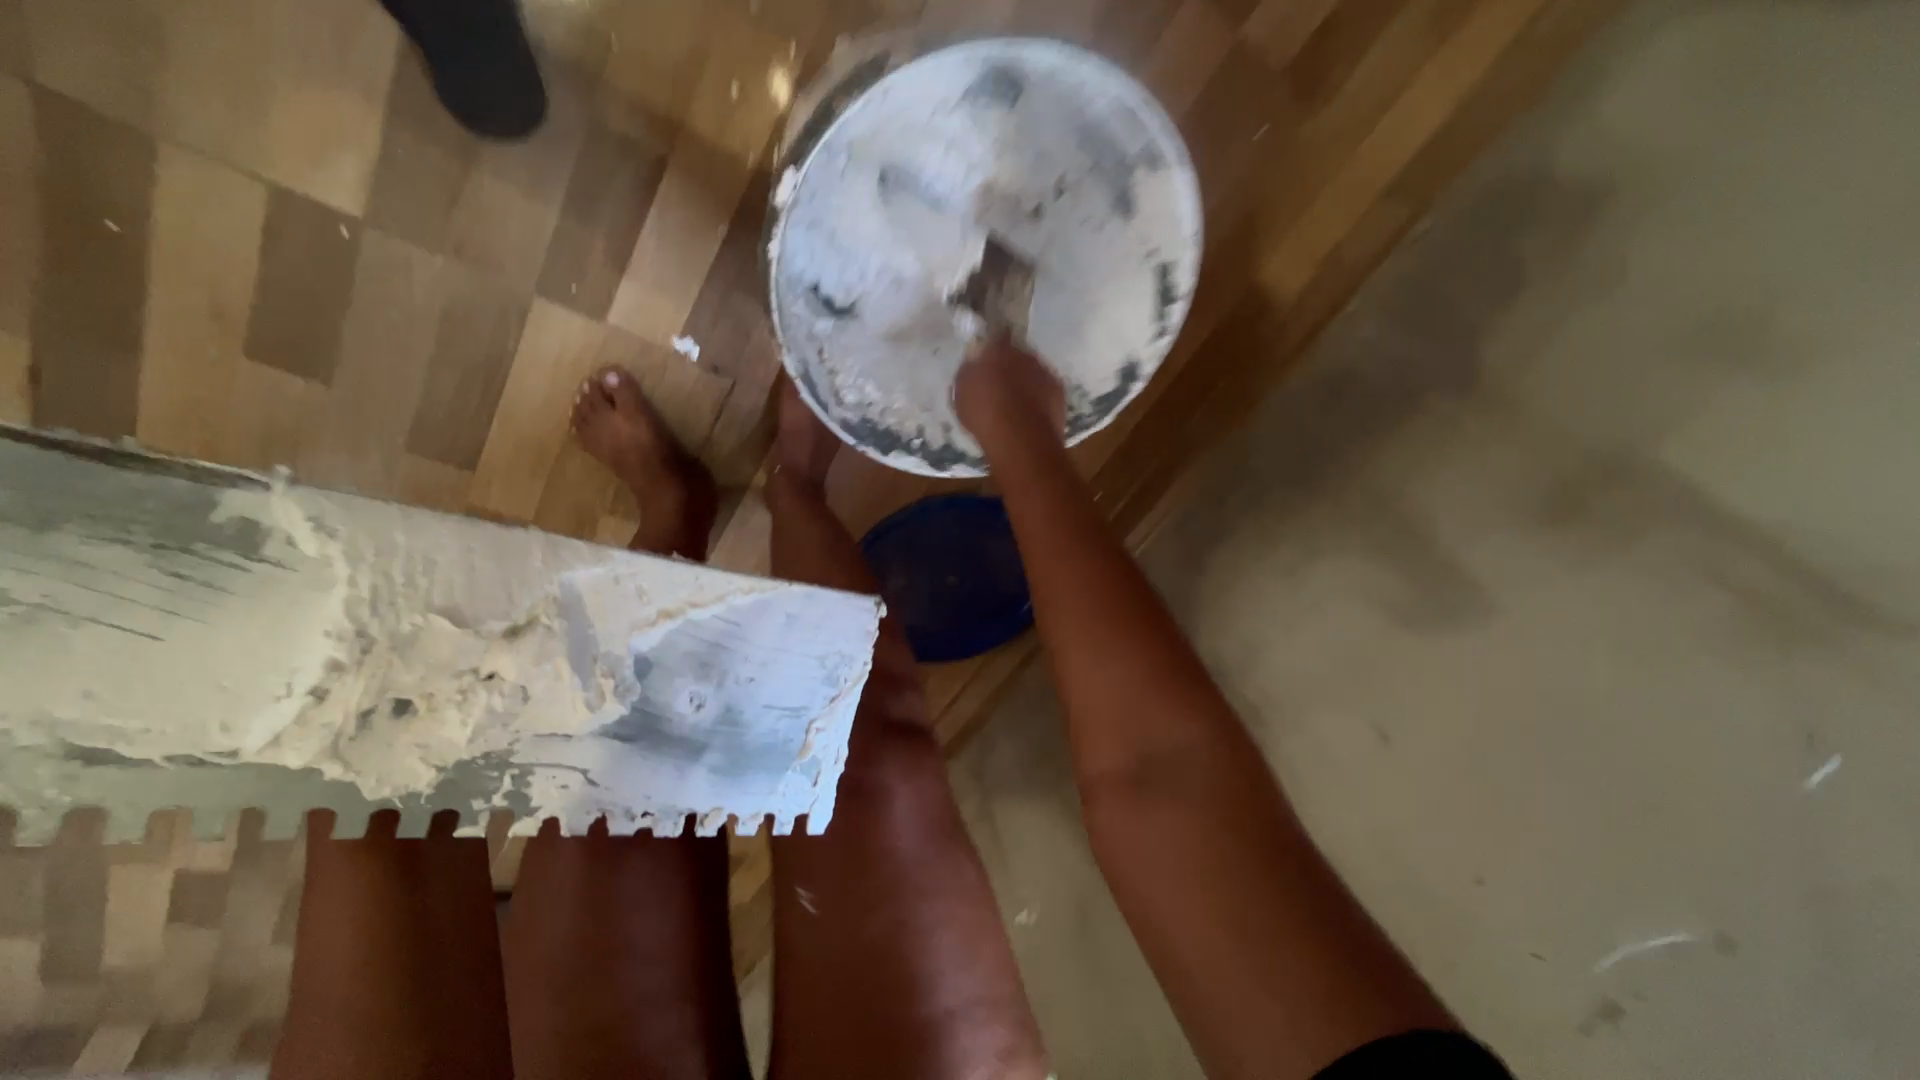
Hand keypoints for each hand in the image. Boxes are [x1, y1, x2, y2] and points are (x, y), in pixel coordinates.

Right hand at [953, 333, 1066, 449]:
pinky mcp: (1060, 392)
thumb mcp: (962, 391)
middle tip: (1000, 383)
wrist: (1020, 440)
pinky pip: (1046, 389)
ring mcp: (1046, 372)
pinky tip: (1031, 413)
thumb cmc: (984, 414)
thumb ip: (969, 370)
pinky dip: (1040, 396)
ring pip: (1034, 371)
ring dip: (1027, 381)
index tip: (988, 353)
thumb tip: (975, 361)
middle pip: (1018, 354)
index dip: (993, 344)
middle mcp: (1026, 354)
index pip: (996, 335)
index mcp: (999, 349)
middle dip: (1011, 365)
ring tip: (1016, 403)